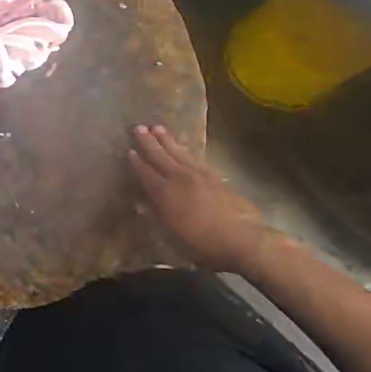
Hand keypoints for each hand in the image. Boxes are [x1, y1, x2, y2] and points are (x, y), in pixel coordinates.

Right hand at [128, 124, 273, 271]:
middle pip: (160, 156)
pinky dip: (185, 149)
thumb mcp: (174, 237)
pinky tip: (182, 146)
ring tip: (158, 127)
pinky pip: (194, 157)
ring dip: (167, 140)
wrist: (240, 237)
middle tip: (139, 127)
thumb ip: (158, 216)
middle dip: (148, 142)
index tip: (130, 150)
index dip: (137, 163)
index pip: (147, 174)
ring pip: (178, 152)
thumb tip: (142, 204)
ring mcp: (198, 174)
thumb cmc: (203, 245)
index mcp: (166, 195)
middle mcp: (180, 179)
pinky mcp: (214, 175)